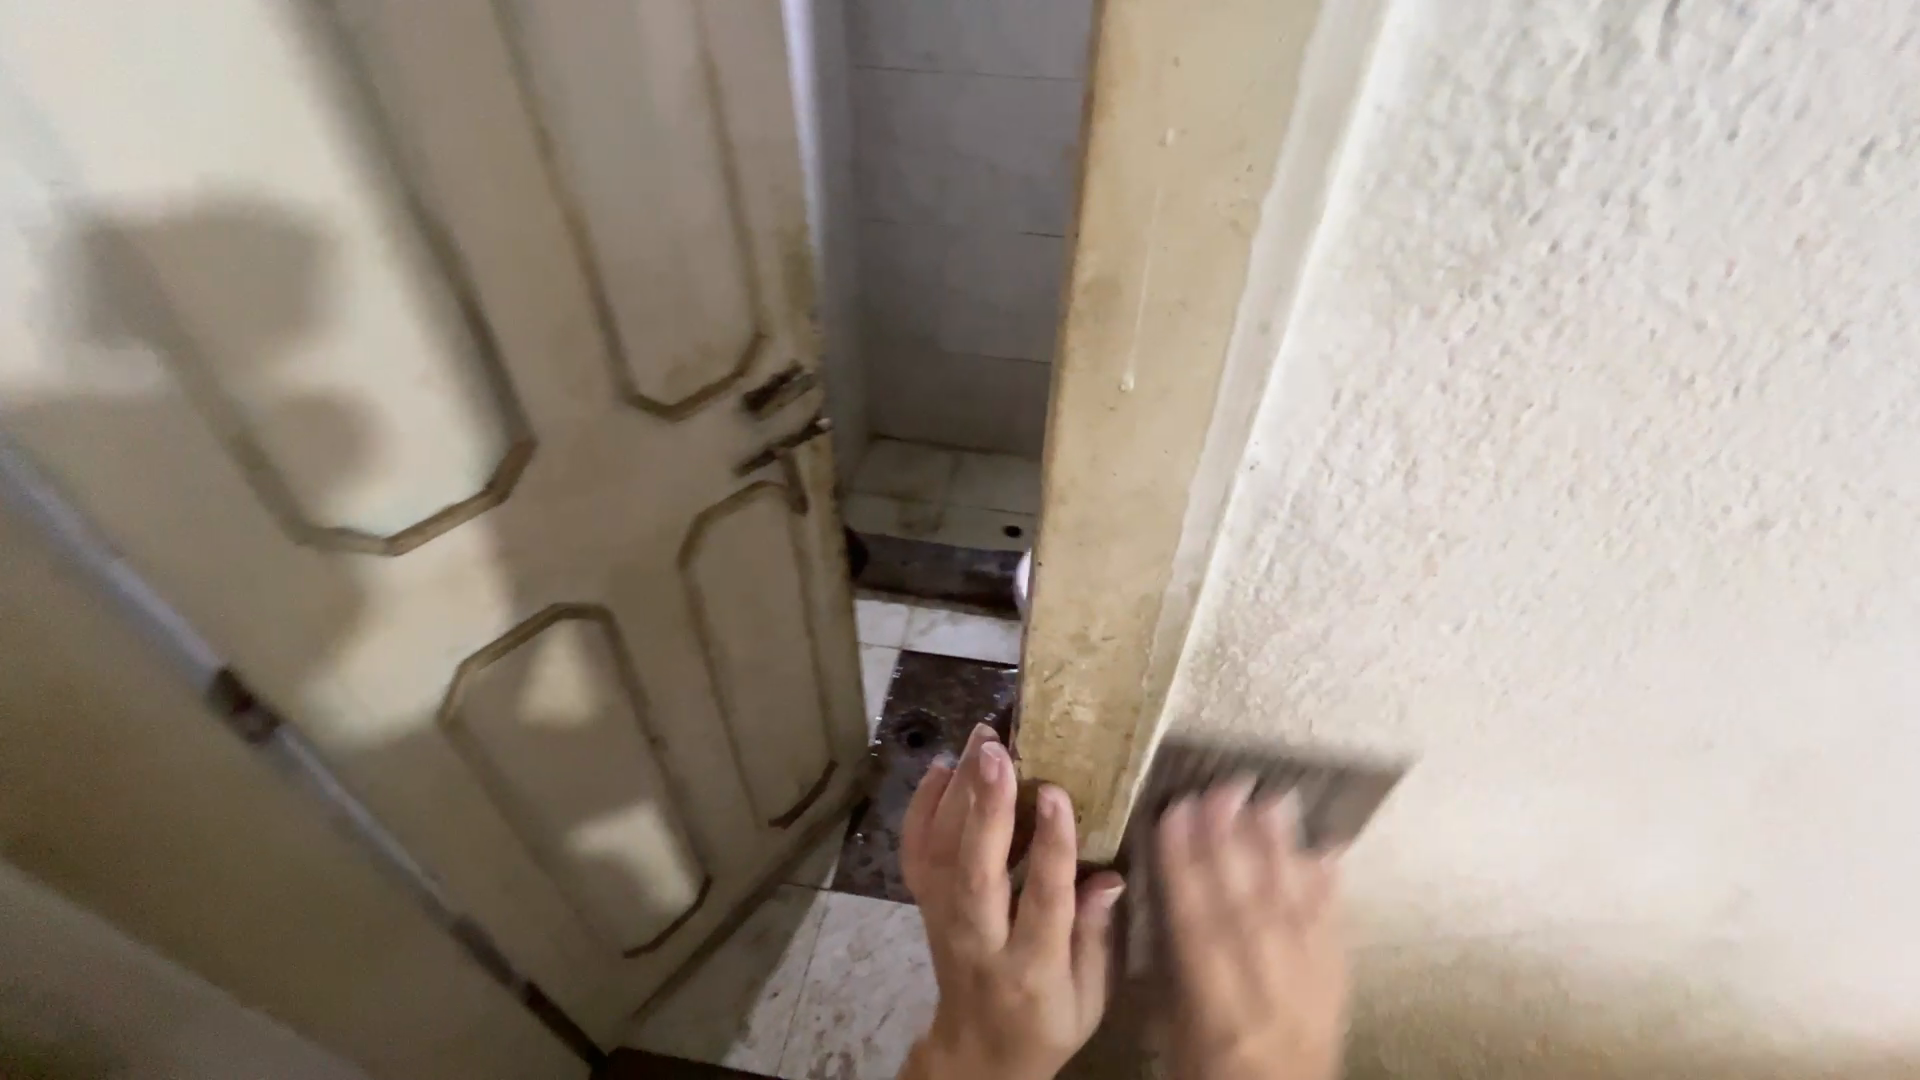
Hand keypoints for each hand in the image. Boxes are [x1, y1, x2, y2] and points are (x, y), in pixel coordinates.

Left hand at [900, 723, 1125, 1079]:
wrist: (977, 1051)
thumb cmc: (1046, 1022)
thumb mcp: (1088, 997)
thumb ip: (1095, 935)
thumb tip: (1110, 875)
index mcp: (1032, 966)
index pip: (1042, 899)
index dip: (1050, 845)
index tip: (1056, 792)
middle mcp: (979, 937)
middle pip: (976, 870)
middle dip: (986, 807)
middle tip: (996, 752)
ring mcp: (942, 918)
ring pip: (941, 851)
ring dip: (957, 791)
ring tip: (979, 741)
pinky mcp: (924, 904)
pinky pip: (914, 851)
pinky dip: (920, 806)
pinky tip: (941, 768)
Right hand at [1159, 781, 1347, 1079]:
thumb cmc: (1207, 1067)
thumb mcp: (1170, 1023)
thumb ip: (1170, 959)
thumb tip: (1160, 890)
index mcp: (1213, 1002)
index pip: (1194, 920)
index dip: (1182, 863)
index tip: (1173, 811)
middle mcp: (1264, 990)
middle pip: (1247, 906)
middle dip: (1233, 842)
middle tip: (1224, 788)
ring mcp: (1307, 987)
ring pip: (1293, 909)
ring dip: (1282, 851)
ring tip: (1274, 800)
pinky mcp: (1337, 987)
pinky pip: (1335, 933)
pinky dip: (1331, 890)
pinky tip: (1327, 851)